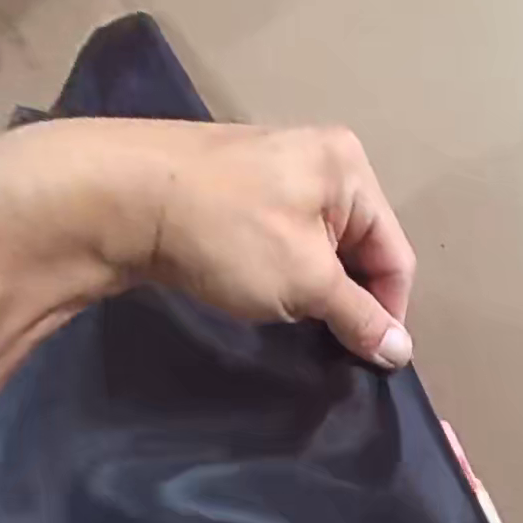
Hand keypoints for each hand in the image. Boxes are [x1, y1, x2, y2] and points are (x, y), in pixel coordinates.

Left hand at [0, 118, 416, 367]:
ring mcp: (283, 175)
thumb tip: (403, 354)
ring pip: (328, 254)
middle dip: (353, 303)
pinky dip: (295, 279)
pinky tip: (275, 298)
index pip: (395, 257)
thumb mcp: (307, 282)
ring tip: (302, 323)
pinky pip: (295, 245)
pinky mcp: (249, 193)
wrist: (119, 199)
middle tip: (335, 344)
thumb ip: (361, 318)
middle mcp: (324, 164)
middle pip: (364, 253)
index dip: (390, 313)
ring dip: (323, 295)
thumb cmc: (228, 235)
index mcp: (350, 171)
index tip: (372, 358)